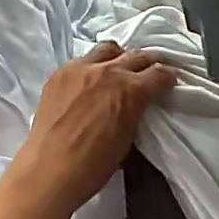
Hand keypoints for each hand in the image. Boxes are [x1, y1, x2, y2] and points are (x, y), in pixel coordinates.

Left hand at [6, 42, 176, 218]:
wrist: (51, 169)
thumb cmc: (94, 165)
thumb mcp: (127, 139)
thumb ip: (134, 113)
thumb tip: (135, 106)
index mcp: (131, 90)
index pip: (159, 73)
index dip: (168, 78)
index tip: (167, 84)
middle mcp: (109, 71)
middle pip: (137, 56)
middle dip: (147, 65)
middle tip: (148, 75)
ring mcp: (81, 68)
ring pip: (108, 49)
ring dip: (119, 57)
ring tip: (118, 69)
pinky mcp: (60, 73)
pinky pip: (82, 60)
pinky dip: (92, 67)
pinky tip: (89, 81)